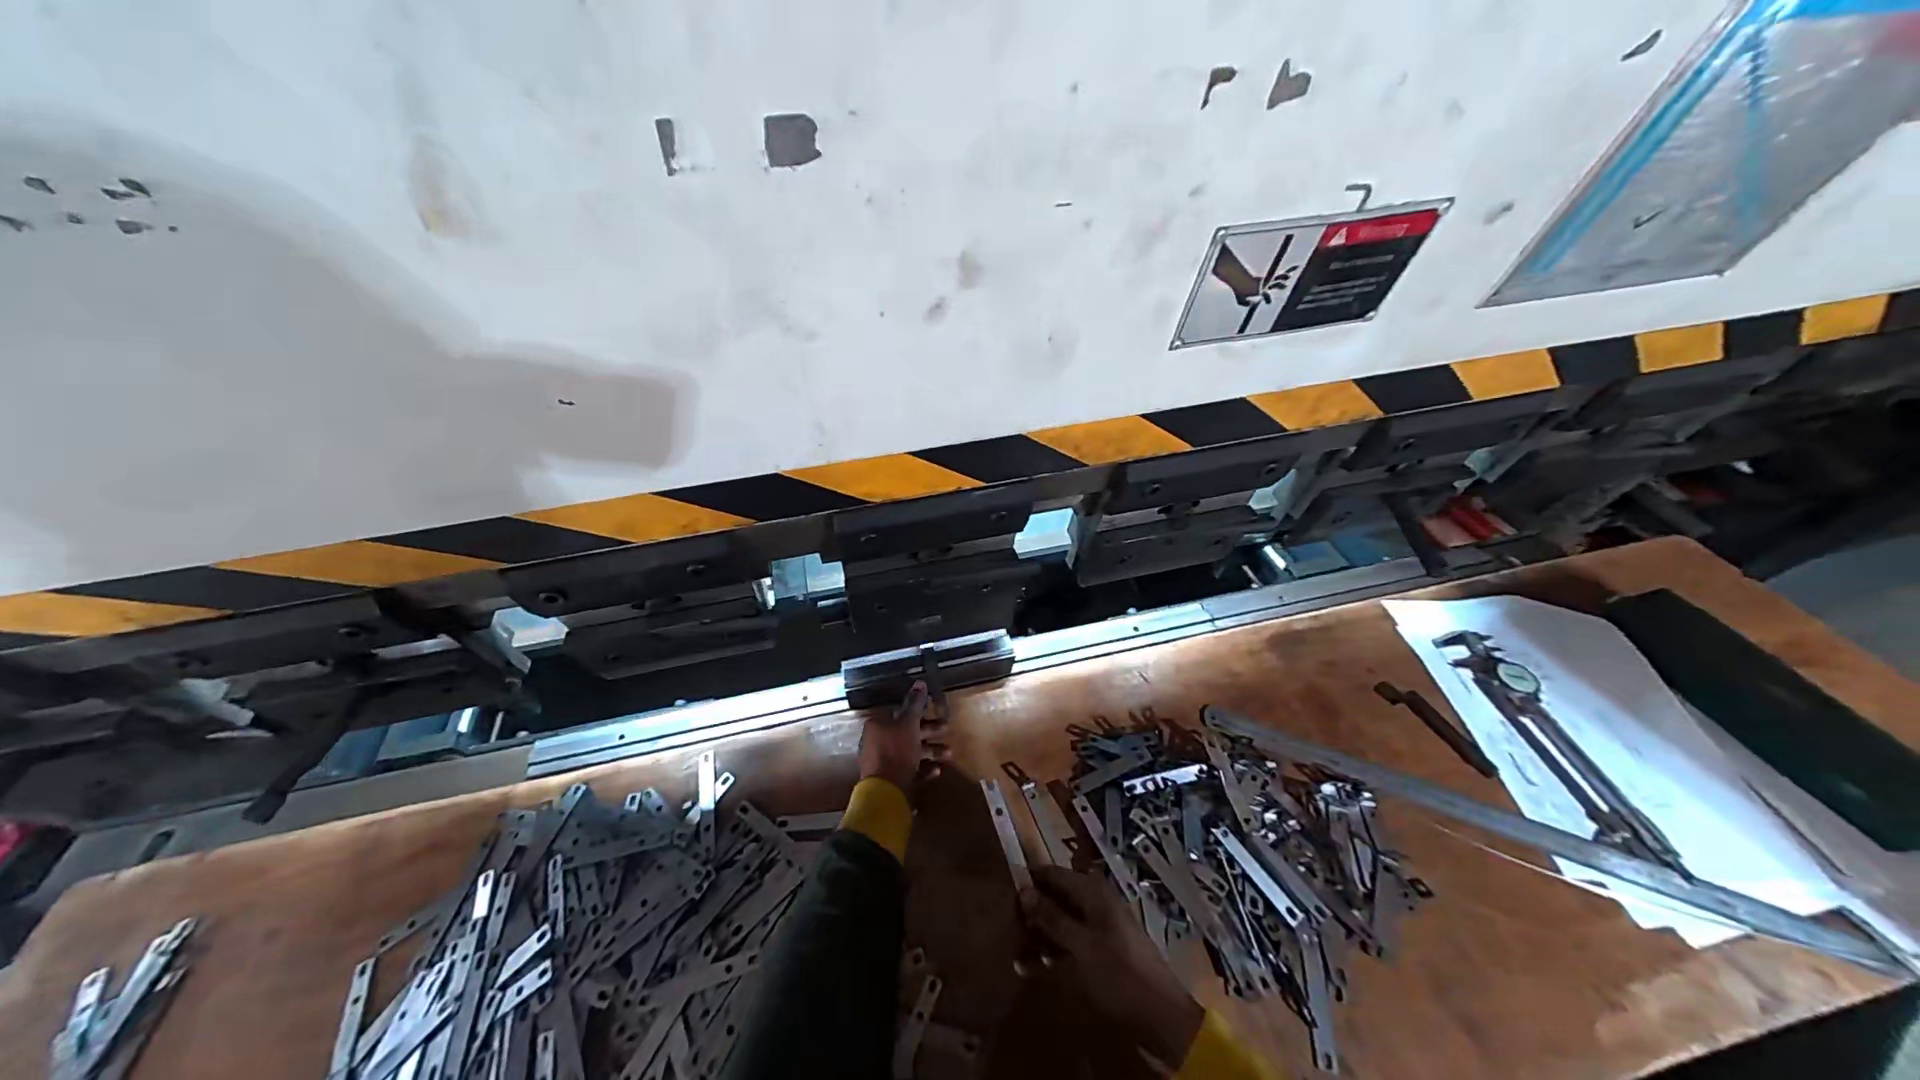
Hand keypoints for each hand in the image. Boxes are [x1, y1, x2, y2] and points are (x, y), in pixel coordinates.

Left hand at [857, 681, 949, 791]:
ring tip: (949, 754)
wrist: (886, 790)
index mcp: (878, 726)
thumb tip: (920, 682)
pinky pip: (910, 770)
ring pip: (911, 752)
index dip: (920, 713)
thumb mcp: (909, 722)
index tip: (936, 712)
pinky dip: (924, 768)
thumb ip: (915, 703)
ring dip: (931, 751)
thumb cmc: (896, 750)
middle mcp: (878, 742)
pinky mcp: (892, 780)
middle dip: (930, 732)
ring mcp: (884, 763)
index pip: (900, 714)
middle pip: (907, 733)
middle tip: (948, 730)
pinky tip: (937, 770)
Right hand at [1020, 865, 1204, 1067]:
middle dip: (1032, 911)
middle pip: (1057, 897)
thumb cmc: (1119, 974)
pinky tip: (1034, 967)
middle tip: (1006, 927)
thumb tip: (1024, 891)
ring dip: (1039, 934)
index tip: (1003, 894)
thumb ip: (1052, 917)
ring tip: (1014, 951)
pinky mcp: (1102, 949)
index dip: (1029, 882)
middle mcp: (1097, 902)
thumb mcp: (1081, 946)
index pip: (1053, 874)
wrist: (1160, 1016)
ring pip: (1061, 920)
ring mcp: (1101, 926)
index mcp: (1094, 892)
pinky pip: (1071, 941)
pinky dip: (1053, 949)